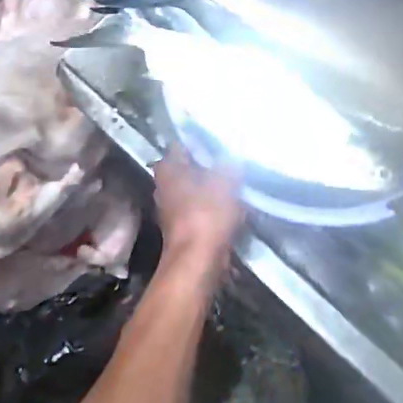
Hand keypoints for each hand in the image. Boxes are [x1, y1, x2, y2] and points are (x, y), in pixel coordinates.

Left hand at [152, 145, 242, 281]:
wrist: (198, 260)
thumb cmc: (207, 213)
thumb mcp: (225, 180)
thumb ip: (229, 163)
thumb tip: (233, 155)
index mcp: (167, 167)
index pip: (183, 144)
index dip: (202, 141)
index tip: (223, 142)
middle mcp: (164, 184)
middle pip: (190, 167)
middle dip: (210, 166)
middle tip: (234, 162)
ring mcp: (171, 207)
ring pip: (197, 189)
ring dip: (215, 188)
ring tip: (238, 184)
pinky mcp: (183, 226)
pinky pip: (201, 209)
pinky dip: (215, 208)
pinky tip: (235, 208)